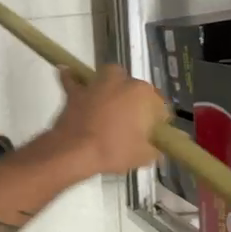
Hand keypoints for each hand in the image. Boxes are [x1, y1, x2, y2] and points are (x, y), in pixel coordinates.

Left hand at [45, 65, 167, 175]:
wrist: (75, 151)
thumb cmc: (114, 150)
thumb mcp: (143, 156)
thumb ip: (153, 149)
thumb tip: (154, 149)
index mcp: (142, 94)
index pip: (158, 104)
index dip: (157, 118)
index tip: (152, 132)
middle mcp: (121, 82)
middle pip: (133, 86)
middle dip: (134, 98)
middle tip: (131, 117)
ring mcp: (96, 84)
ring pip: (108, 75)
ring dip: (111, 84)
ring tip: (110, 99)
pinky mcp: (75, 91)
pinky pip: (73, 80)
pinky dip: (72, 78)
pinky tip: (72, 78)